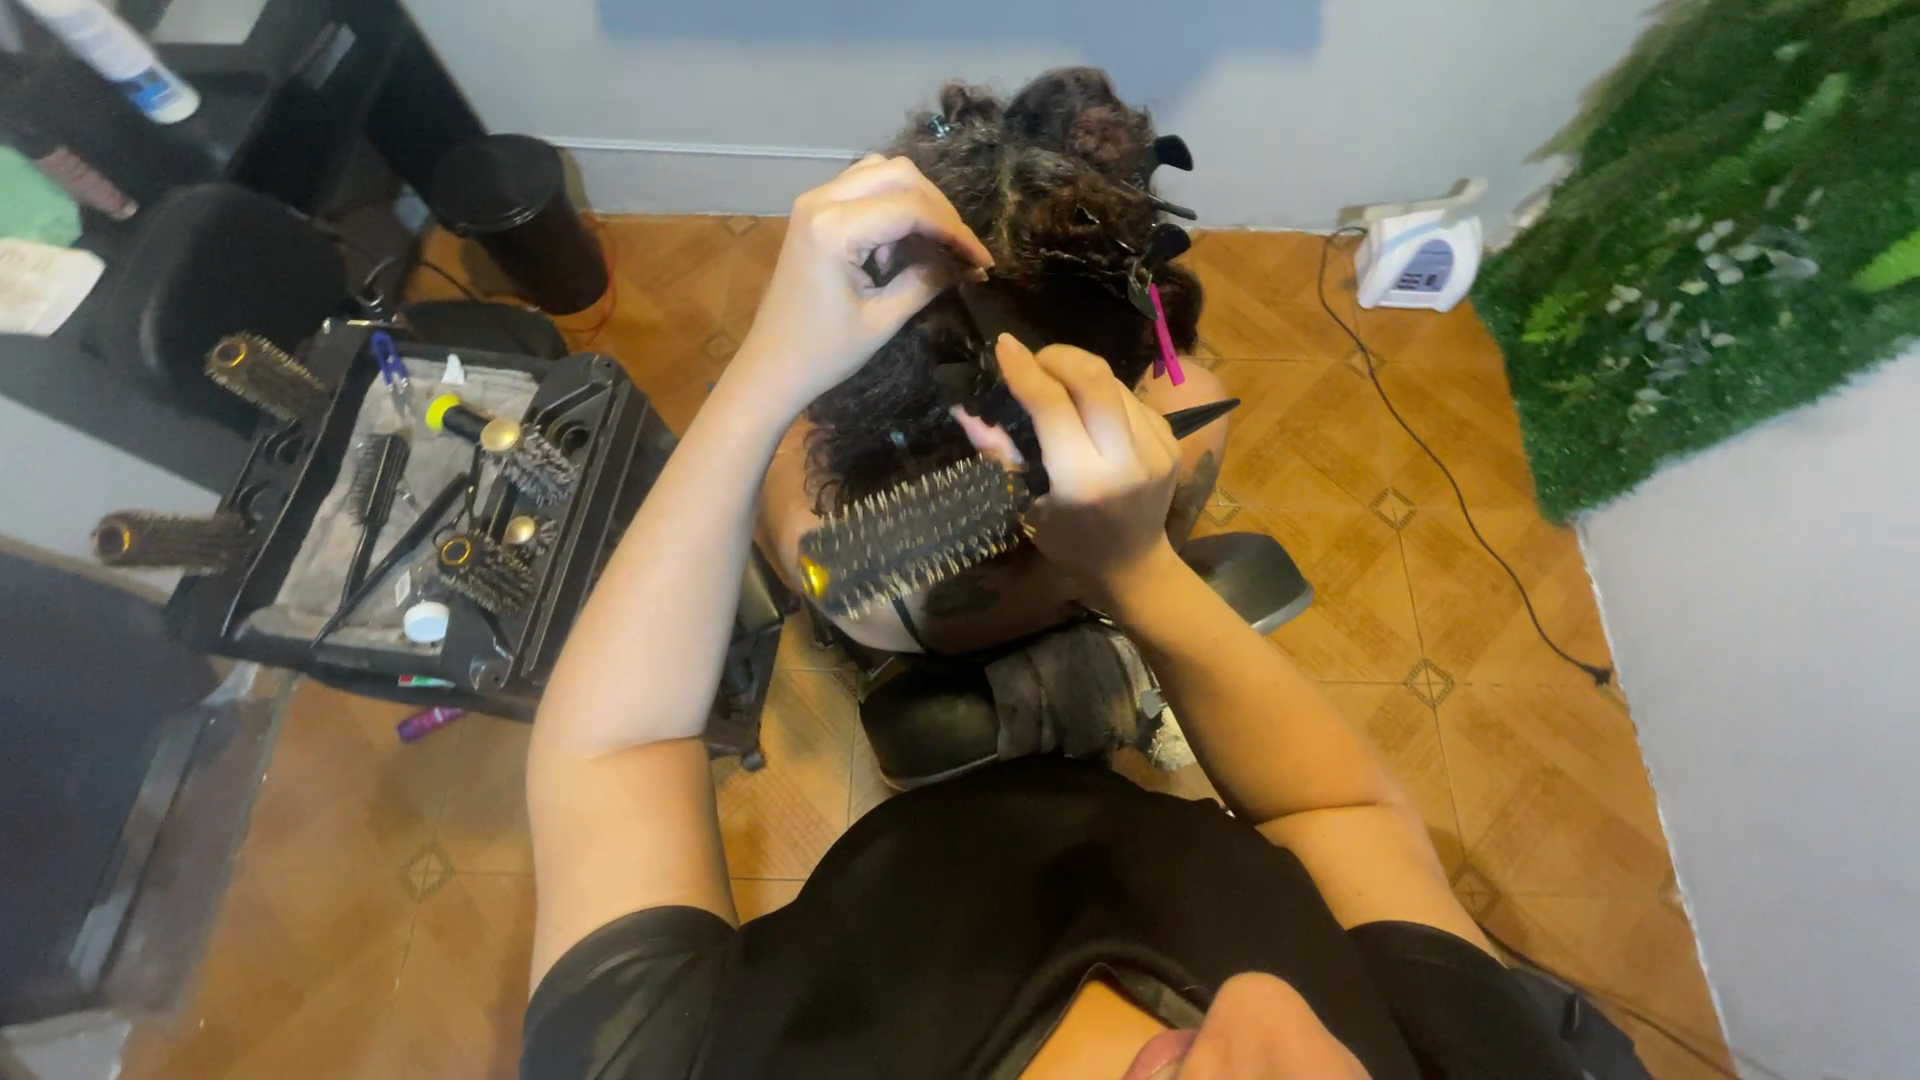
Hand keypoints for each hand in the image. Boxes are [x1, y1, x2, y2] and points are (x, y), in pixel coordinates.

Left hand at [729, 155, 991, 411]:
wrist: (773, 366)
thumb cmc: (824, 353)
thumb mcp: (882, 321)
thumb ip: (925, 281)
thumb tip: (965, 264)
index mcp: (834, 229)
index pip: (910, 208)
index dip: (954, 231)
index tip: (982, 261)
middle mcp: (820, 201)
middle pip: (898, 173)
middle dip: (939, 208)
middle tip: (962, 249)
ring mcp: (813, 202)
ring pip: (880, 172)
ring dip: (916, 201)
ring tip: (935, 245)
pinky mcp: (813, 213)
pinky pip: (862, 189)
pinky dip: (891, 206)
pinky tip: (899, 248)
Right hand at [990, 335, 1183, 596]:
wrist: (1133, 564)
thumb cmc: (1068, 542)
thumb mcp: (1026, 504)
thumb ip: (999, 452)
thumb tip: (964, 409)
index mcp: (1082, 482)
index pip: (1052, 405)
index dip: (1024, 370)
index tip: (1003, 347)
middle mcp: (1126, 460)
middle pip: (1094, 377)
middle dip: (1058, 356)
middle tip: (1034, 361)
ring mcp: (1156, 448)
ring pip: (1113, 382)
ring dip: (1079, 373)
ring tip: (1057, 386)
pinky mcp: (1171, 440)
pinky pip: (1131, 398)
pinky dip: (1102, 394)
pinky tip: (1088, 411)